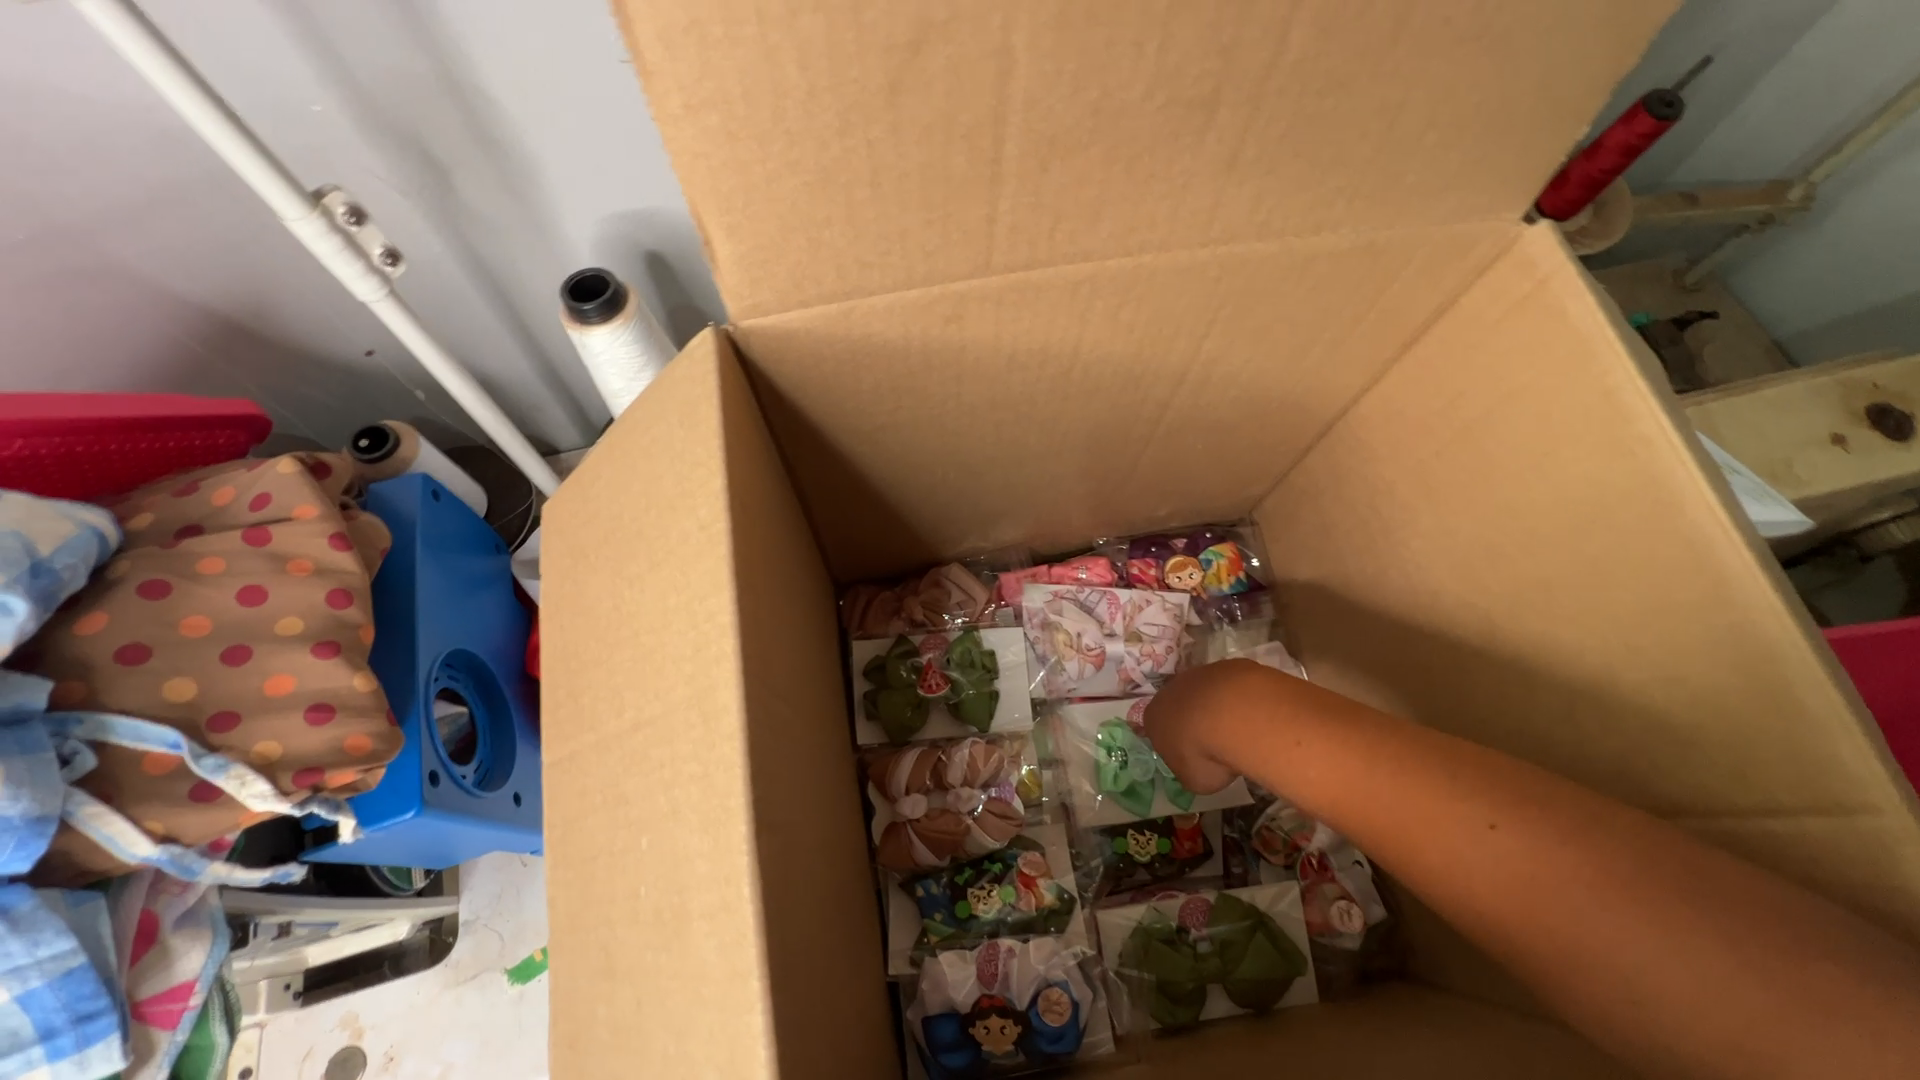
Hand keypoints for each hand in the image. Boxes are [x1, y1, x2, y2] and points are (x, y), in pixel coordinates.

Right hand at [1142, 658, 1280, 794]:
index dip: (1175, 744)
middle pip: (1180, 706)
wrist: (1236, 716)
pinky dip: (1240, 698)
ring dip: (1219, 708)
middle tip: (1216, 743)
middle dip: (1195, 721)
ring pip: (1206, 692)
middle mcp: (1171, 690)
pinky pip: (1232, 685)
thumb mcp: (1194, 779)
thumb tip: (1198, 767)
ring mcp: (1200, 674)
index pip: (1158, 730)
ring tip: (1240, 730)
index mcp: (1154, 718)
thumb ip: (1190, 771)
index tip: (1192, 757)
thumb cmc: (1206, 754)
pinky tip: (1254, 715)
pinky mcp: (1228, 666)